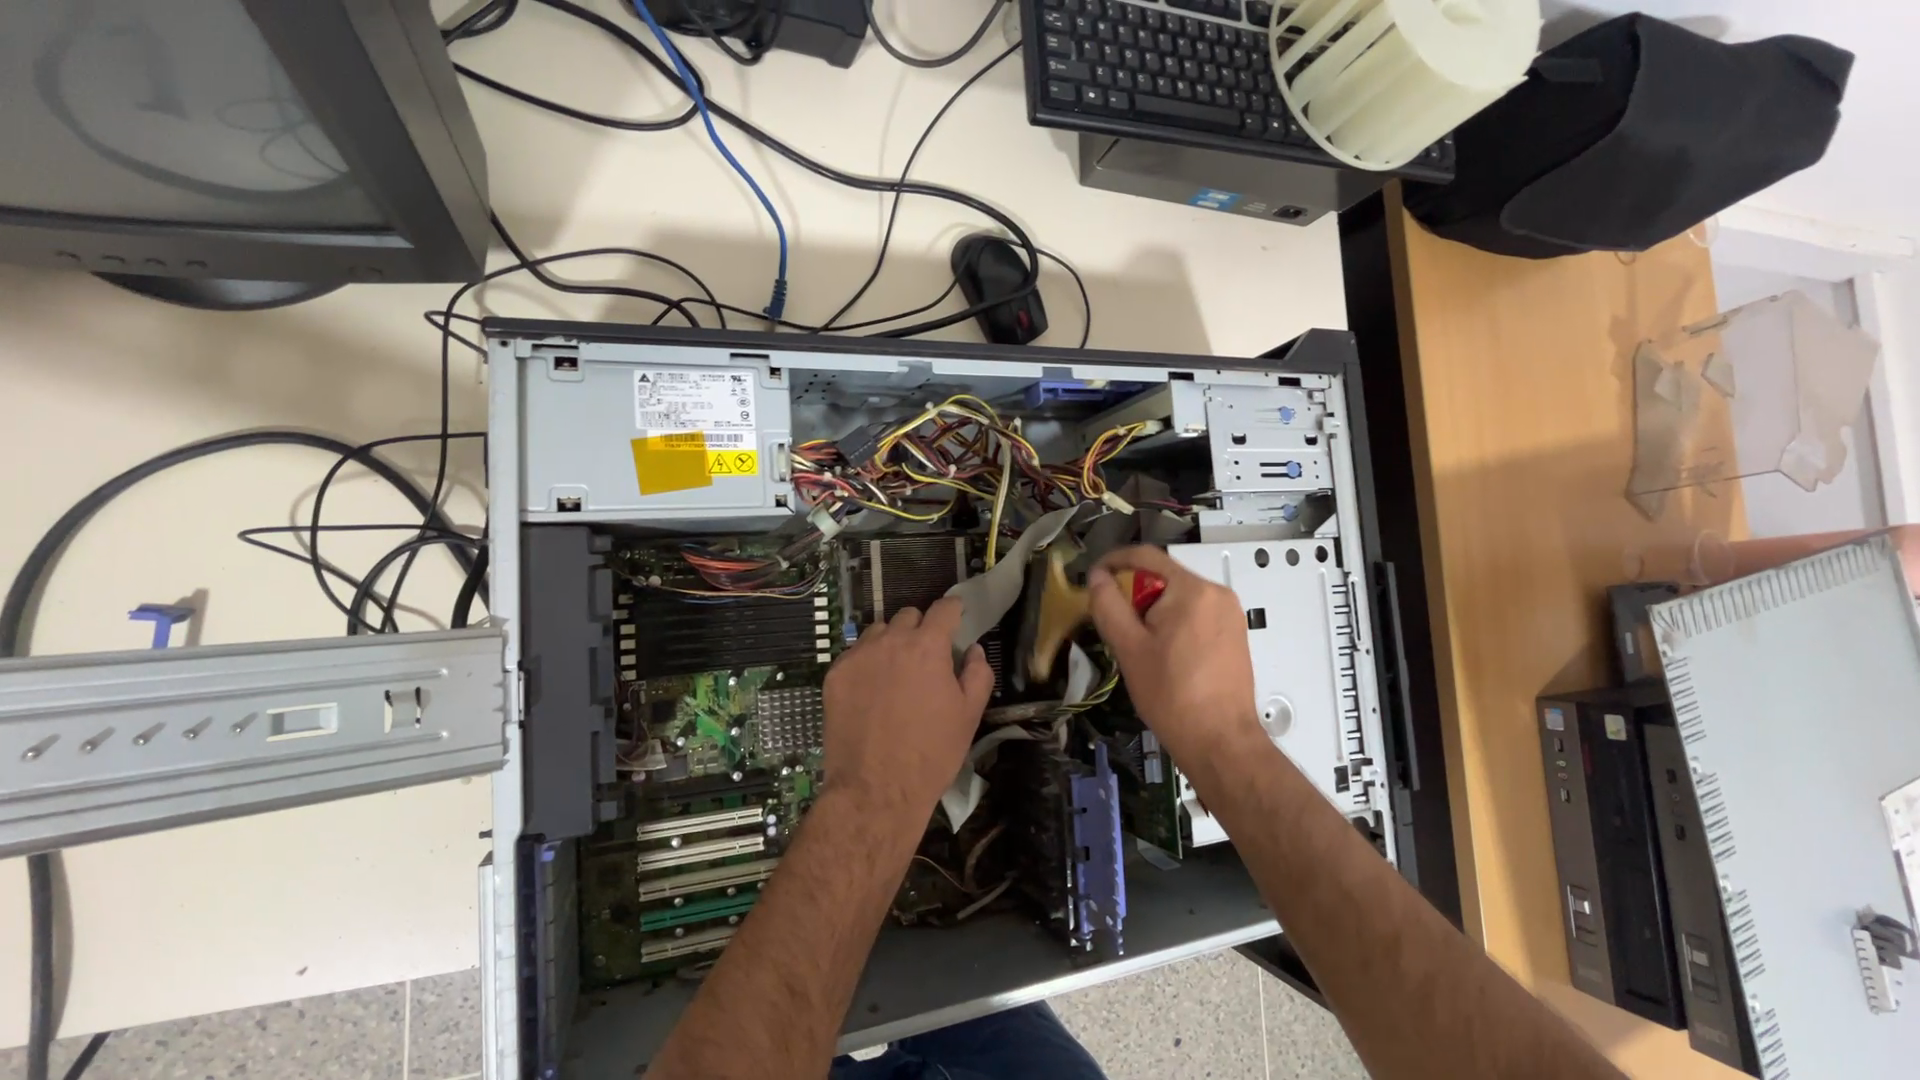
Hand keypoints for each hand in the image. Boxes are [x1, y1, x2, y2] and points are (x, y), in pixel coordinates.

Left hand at [822, 596, 993, 816]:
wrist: (876, 790)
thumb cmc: (932, 754)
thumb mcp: (970, 715)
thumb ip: (978, 673)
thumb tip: (973, 650)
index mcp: (927, 646)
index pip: (944, 608)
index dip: (953, 611)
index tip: (956, 620)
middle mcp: (889, 641)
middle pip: (908, 616)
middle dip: (920, 629)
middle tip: (926, 658)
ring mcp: (857, 657)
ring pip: (878, 632)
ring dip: (891, 643)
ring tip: (896, 675)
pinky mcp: (834, 675)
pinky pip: (855, 655)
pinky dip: (867, 664)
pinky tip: (872, 693)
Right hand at [1087, 546, 1260, 764]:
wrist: (1221, 741)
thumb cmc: (1171, 694)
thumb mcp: (1129, 648)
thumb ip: (1108, 605)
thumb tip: (1097, 576)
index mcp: (1192, 590)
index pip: (1146, 556)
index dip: (1114, 561)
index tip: (1093, 577)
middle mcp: (1217, 593)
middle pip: (1164, 578)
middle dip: (1135, 595)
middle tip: (1116, 626)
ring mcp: (1230, 614)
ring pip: (1180, 598)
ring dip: (1154, 611)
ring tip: (1139, 646)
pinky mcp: (1235, 634)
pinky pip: (1197, 615)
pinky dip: (1174, 624)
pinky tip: (1164, 655)